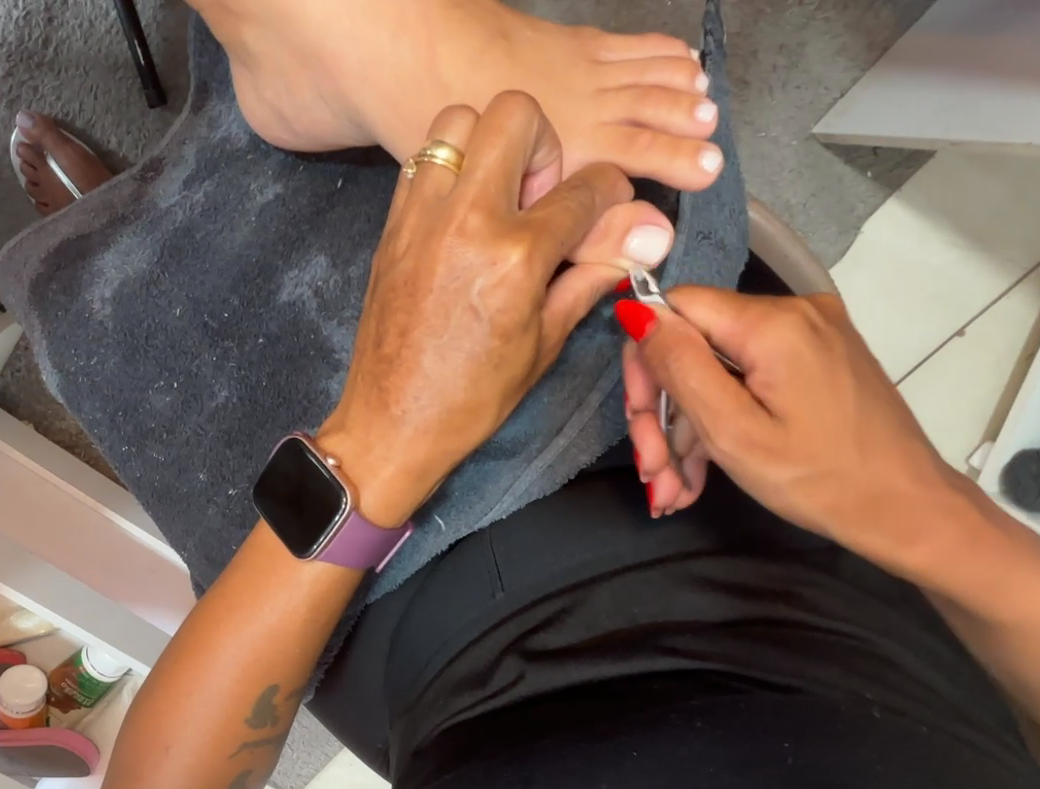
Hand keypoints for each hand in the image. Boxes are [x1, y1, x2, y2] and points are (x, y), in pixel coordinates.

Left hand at [320, 92, 669, 524]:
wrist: (392, 423)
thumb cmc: (470, 398)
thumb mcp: (544, 344)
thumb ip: (590, 277)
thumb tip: (648, 236)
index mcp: (516, 256)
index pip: (587, 186)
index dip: (612, 195)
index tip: (607, 212)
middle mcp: (467, 221)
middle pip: (516, 114)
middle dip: (543, 144)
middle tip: (538, 197)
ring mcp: (421, 219)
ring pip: (458, 121)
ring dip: (487, 146)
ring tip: (494, 201)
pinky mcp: (391, 229)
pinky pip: (420, 162)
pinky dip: (446, 171)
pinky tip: (459, 219)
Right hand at [617, 288, 969, 568]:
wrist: (905, 509)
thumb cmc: (817, 477)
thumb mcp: (732, 429)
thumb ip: (680, 366)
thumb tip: (635, 312)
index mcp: (772, 323)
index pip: (674, 307)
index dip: (644, 358)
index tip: (640, 417)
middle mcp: (793, 313)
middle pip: (692, 344)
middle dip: (661, 410)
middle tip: (653, 473)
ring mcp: (808, 336)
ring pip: (714, 370)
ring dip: (684, 431)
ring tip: (673, 490)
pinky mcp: (815, 360)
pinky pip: (745, 381)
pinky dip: (718, 424)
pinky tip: (699, 476)